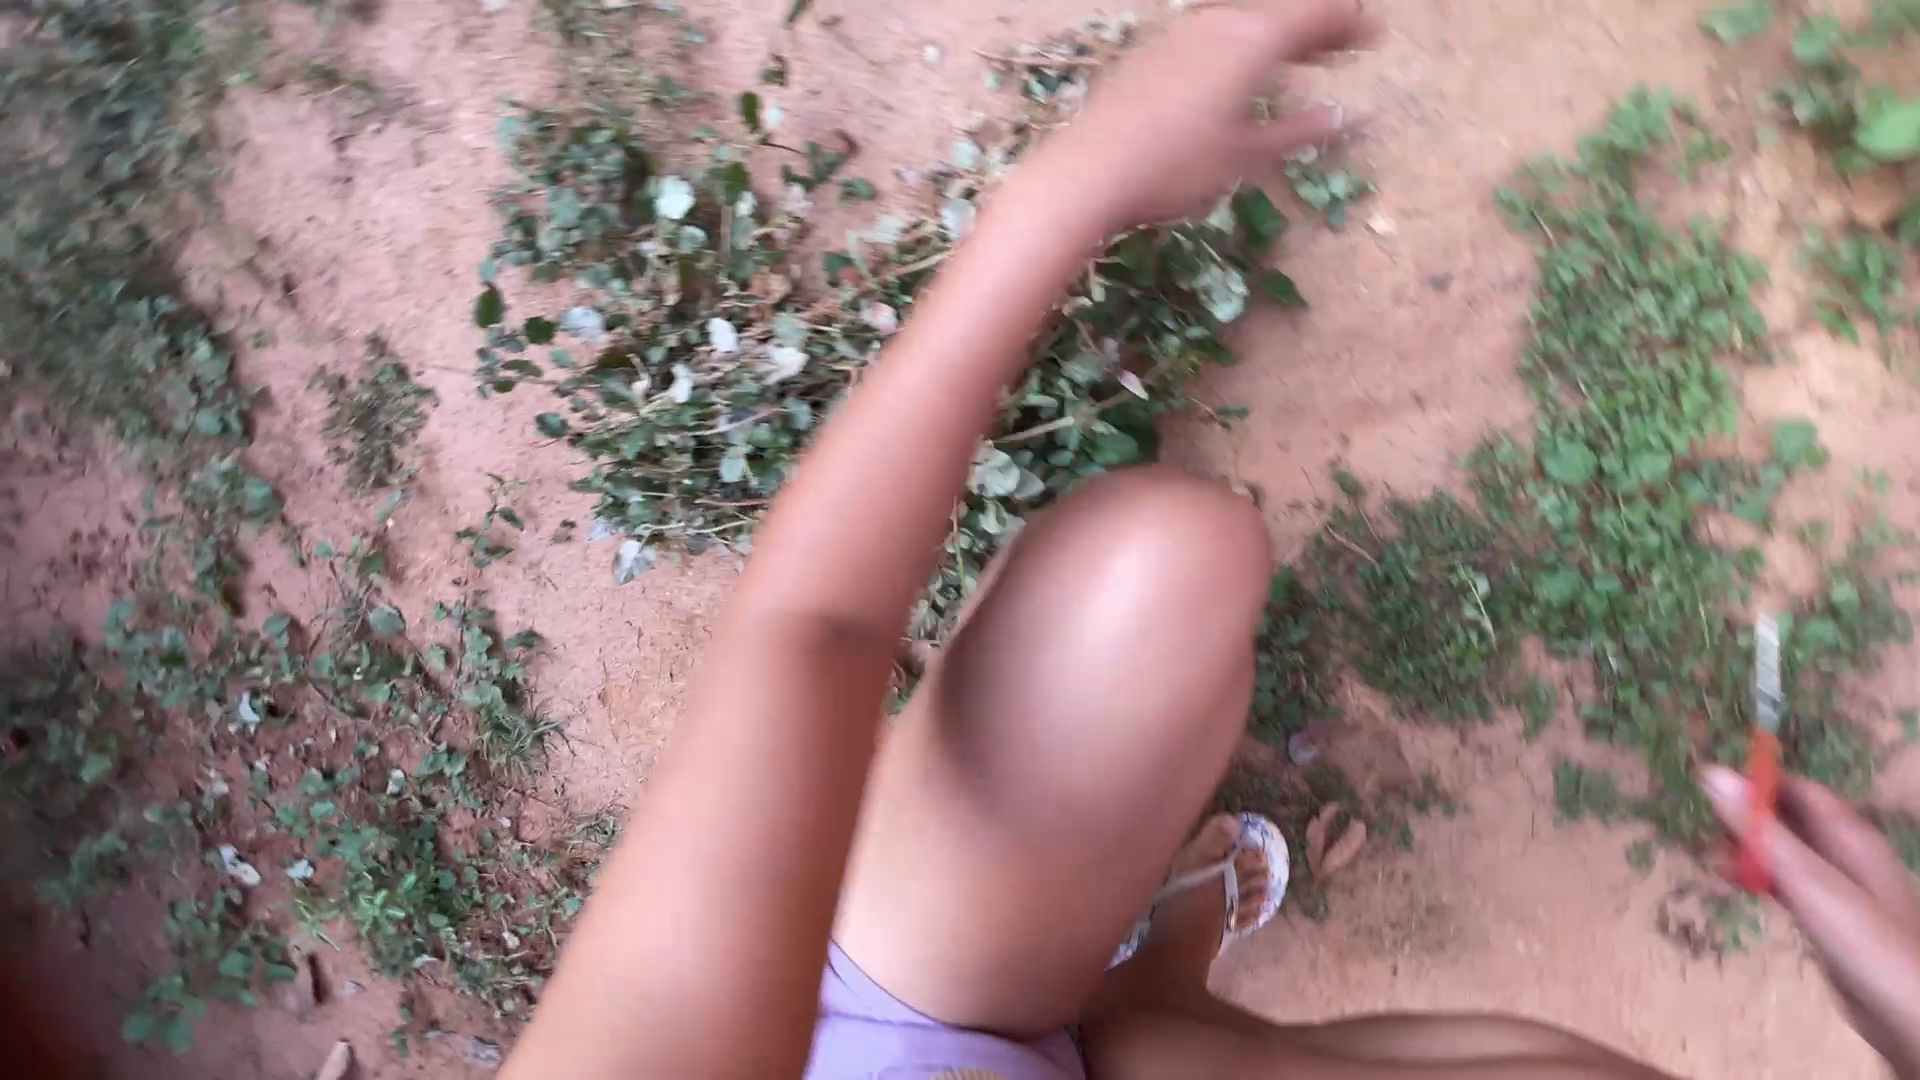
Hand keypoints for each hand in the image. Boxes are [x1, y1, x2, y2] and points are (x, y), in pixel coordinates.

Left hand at [1016, 0, 1378, 238]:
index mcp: (1252, 40)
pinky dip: (1230, 51)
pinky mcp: (1146, 56)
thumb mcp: (1241, 158)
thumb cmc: (1172, 170)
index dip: (1349, 24)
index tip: (1373, 37)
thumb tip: (1338, 117)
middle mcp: (1216, 23)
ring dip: (1270, 40)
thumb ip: (1293, 134)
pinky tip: (1226, 80)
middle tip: (1338, 48)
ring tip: (1288, 63)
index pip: (1317, 16)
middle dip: (1312, 30)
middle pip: (1276, 16)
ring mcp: (1176, 36)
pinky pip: (1203, 41)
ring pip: (1237, 25)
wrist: (1087, 173)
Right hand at [1703, 766, 1919, 1077]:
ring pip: (1781, 850)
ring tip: (1706, 855)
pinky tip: (1730, 881)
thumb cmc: (1867, 943)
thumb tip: (1710, 771)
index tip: (1705, 782)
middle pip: (1788, 818)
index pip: (1800, 790)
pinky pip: (1782, 879)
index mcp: (1852, 841)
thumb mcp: (1808, 881)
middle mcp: (1847, 858)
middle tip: (1698, 822)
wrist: (1912, 1022)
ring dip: (1742, 846)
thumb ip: (1761, 830)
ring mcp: (1838, 888)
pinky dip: (1753, 873)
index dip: (1757, 781)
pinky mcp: (1827, 915)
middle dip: (1742, 816)